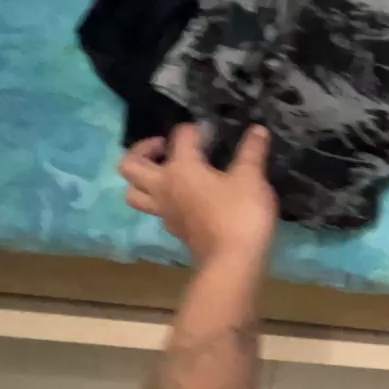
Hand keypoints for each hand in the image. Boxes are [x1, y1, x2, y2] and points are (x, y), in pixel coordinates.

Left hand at [119, 124, 277, 269]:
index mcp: (180, 169)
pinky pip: (156, 209)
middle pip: (131, 166)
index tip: (215, 129)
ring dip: (142, 179)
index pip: (181, 138)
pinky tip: (185, 197)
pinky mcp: (175, 229)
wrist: (233, 259)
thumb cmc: (240, 213)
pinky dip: (162, 198)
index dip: (198, 129)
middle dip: (143, 150)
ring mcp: (165, 212)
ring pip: (134, 192)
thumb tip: (257, 129)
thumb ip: (252, 151)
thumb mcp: (251, 177)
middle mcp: (163, 188)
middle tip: (165, 146)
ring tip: (164, 172)